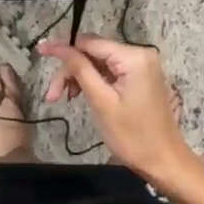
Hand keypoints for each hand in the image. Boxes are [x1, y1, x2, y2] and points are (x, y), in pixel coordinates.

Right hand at [39, 35, 203, 186]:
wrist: (163, 161)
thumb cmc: (132, 135)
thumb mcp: (101, 101)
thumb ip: (80, 69)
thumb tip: (59, 46)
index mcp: (134, 56)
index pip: (90, 43)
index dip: (63, 48)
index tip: (40, 52)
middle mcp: (141, 54)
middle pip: (94, 52)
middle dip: (71, 70)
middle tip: (52, 96)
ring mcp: (143, 66)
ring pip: (100, 63)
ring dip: (79, 77)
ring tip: (64, 100)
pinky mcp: (141, 78)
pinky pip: (111, 72)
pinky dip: (94, 82)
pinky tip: (81, 96)